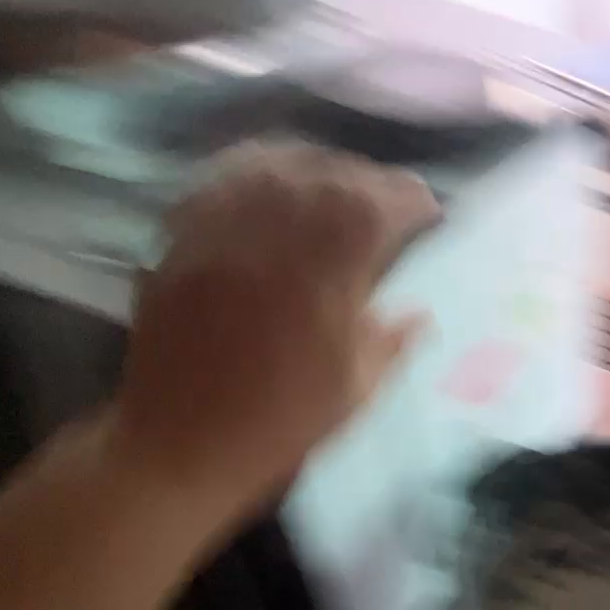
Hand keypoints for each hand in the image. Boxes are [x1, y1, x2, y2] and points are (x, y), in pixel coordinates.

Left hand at [110, 142, 439, 511]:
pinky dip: (258, 169)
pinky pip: (220, 180)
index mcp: (319, 286)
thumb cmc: (281, 427)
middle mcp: (268, 247)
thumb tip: (420, 313)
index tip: (429, 210)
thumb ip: (392, 343)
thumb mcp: (357, 394)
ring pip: (273, 167)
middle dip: (370, 180)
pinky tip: (277, 180)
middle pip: (326, 178)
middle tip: (393, 199)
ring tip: (341, 183)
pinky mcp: (180, 241)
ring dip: (318, 166)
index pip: (372, 210)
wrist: (181, 443)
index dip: (407, 199)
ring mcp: (217, 237)